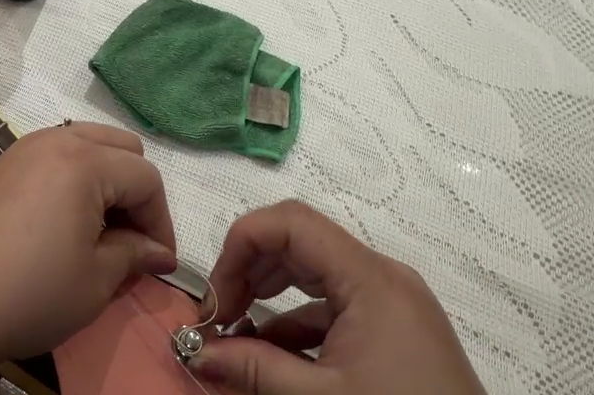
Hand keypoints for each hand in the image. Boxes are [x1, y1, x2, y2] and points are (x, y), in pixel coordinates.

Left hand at [0, 122, 178, 367]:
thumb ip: (133, 255)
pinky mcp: (3, 163)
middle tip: (131, 241)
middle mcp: (57, 140)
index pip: (146, 177)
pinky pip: (56, 154)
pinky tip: (64, 223)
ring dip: (106, 179)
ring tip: (100, 232)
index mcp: (85, 160)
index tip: (158, 263)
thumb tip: (159, 252)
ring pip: (87, 143)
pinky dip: (74, 177)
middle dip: (135, 191)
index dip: (160, 221)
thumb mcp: (94, 281)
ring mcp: (25, 147)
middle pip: (120, 147)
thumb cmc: (28, 291)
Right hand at [191, 201, 484, 394]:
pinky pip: (336, 309)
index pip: (290, 221)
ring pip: (314, 276)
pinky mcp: (398, 333)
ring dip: (269, 301)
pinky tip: (274, 361)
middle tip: (218, 320)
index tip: (214, 297)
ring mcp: (394, 305)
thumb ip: (254, 371)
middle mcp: (384, 278)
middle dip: (249, 274)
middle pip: (299, 243)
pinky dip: (298, 326)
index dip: (241, 244)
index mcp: (371, 278)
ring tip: (237, 342)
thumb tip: (195, 351)